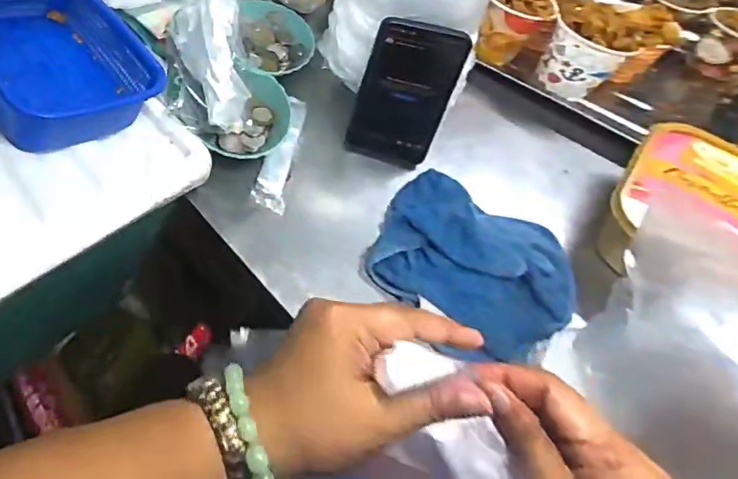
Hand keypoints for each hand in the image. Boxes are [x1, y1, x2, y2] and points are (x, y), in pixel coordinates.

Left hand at [246, 300, 494, 474]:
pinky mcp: (314, 330)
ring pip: (375, 325)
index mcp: (346, 319)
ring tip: (444, 356)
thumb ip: (429, 402)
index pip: (407, 318)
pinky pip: (359, 332)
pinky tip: (402, 361)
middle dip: (428, 334)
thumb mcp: (378, 420)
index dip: (446, 329)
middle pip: (391, 318)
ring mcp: (320, 316)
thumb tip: (479, 390)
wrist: (255, 430)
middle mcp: (333, 306)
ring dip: (405, 342)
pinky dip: (383, 347)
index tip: (481, 338)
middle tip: (468, 350)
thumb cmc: (318, 426)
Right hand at [469, 365, 666, 478]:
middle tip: (464, 393)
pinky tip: (506, 441)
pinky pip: (561, 445)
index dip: (506, 375)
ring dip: (516, 413)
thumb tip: (489, 386)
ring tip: (478, 412)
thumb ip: (527, 438)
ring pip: (555, 421)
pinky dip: (531, 438)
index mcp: (609, 443)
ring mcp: (612, 466)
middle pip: (552, 400)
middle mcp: (615, 445)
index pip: (549, 385)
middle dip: (508, 392)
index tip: (463, 379)